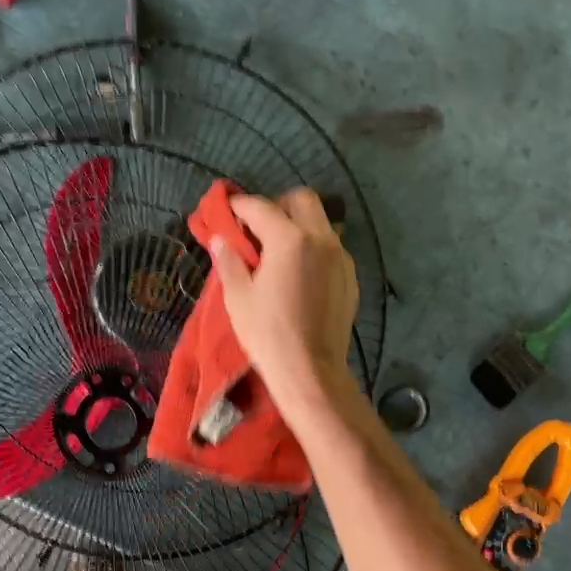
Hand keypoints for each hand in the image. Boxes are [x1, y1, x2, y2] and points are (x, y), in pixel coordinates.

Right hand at [207, 188, 360, 403]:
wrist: (310, 370)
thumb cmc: (267, 334)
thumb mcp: (238, 298)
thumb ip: (229, 261)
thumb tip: (220, 239)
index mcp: (289, 240)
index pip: (261, 207)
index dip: (240, 206)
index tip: (228, 212)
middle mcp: (321, 239)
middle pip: (302, 200)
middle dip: (278, 206)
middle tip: (259, 228)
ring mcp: (341, 257)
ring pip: (321, 223)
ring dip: (299, 226)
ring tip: (280, 252)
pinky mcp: (350, 277)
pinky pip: (331, 249)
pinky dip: (313, 249)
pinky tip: (300, 275)